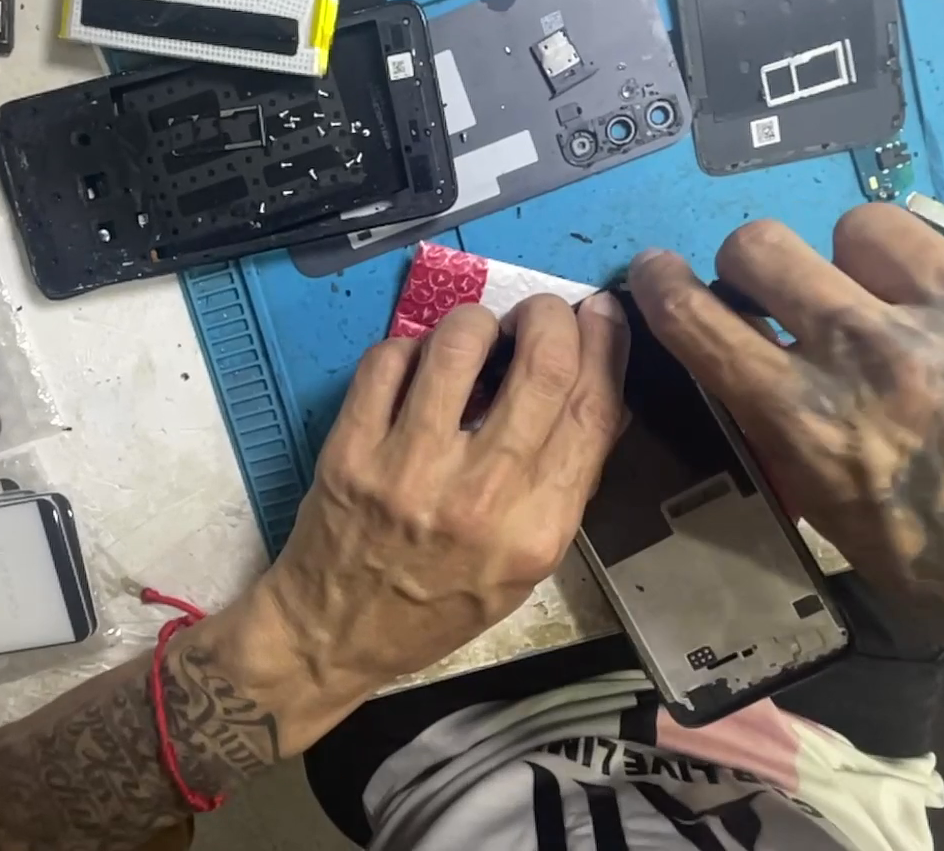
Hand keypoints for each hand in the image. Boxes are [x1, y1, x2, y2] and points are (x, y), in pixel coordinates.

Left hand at [253, 293, 629, 705]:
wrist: (337, 632)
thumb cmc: (442, 602)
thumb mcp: (526, 563)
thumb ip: (566, 480)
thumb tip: (602, 388)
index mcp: (536, 530)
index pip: (593, 411)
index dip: (606, 345)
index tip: (601, 313)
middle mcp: (479, 497)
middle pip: (541, 367)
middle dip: (547, 316)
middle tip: (538, 311)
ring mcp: (408, 470)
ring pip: (458, 346)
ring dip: (475, 322)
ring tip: (475, 334)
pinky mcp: (351, 450)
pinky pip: (388, 359)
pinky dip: (409, 346)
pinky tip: (416, 365)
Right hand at [629, 204, 943, 815]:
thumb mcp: (828, 509)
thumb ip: (772, 420)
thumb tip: (734, 351)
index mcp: (813, 419)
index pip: (697, 316)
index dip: (660, 282)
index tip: (656, 269)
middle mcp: (883, 355)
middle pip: (761, 242)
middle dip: (754, 264)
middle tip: (783, 291)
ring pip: (865, 226)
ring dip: (860, 265)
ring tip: (897, 307)